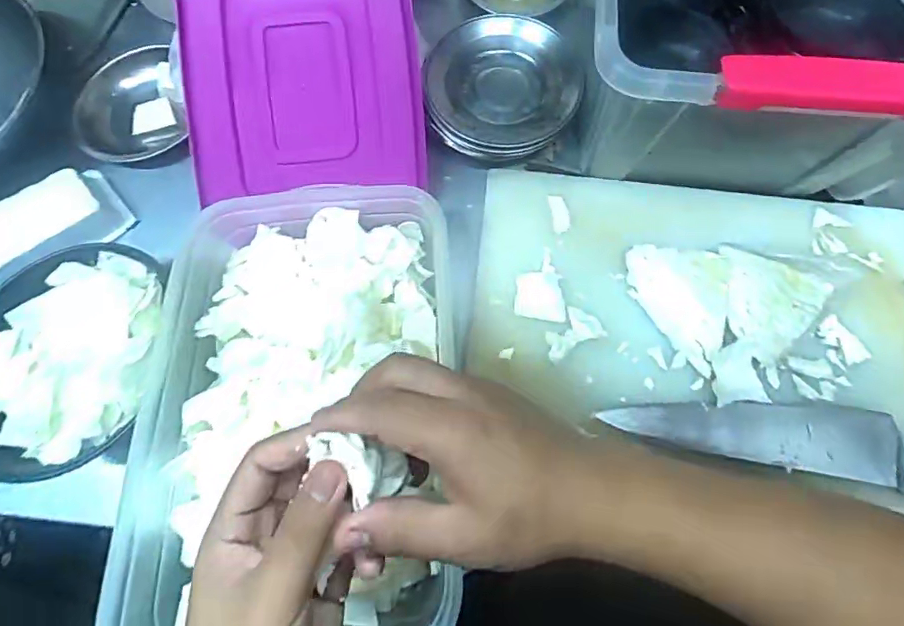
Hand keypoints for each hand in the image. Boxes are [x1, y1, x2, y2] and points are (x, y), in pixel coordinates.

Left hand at [187, 428, 354, 625]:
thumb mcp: (270, 593)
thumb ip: (302, 529)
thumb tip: (335, 460)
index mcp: (232, 530)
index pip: (260, 465)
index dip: (296, 442)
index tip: (342, 430)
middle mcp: (262, 536)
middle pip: (299, 484)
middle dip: (336, 478)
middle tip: (375, 474)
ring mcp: (291, 562)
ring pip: (327, 515)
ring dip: (354, 518)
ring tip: (373, 532)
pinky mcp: (317, 588)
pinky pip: (342, 551)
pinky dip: (360, 551)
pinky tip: (373, 565)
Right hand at [310, 355, 611, 574]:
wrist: (592, 488)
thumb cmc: (530, 517)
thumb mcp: (465, 536)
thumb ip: (402, 527)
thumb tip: (344, 525)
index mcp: (448, 425)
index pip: (378, 406)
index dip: (339, 416)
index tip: (311, 431)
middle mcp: (457, 391)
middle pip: (392, 369)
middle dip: (358, 393)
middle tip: (342, 434)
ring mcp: (473, 383)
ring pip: (413, 367)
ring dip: (383, 390)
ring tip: (373, 436)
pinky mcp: (485, 387)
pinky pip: (432, 377)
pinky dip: (407, 394)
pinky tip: (414, 438)